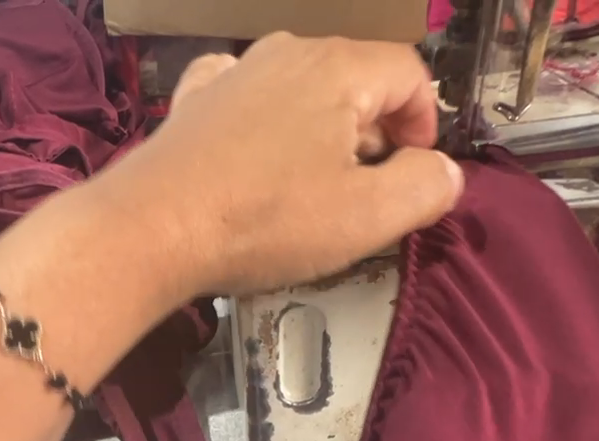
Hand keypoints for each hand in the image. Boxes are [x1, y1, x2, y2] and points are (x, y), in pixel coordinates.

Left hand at [92, 34, 463, 298]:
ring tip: (313, 185)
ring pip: (299, 91)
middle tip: (367, 192)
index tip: (417, 171)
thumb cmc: (264, 221)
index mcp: (339, 69)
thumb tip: (445, 174)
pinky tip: (257, 153)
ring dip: (320, 132)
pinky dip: (264, 122)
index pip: (408, 74)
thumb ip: (423, 190)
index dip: (424, 122)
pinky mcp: (193, 105)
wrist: (153, 229)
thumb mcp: (364, 217)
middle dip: (373, 133)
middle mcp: (287, 53)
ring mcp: (234, 74)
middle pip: (354, 81)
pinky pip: (245, 97)